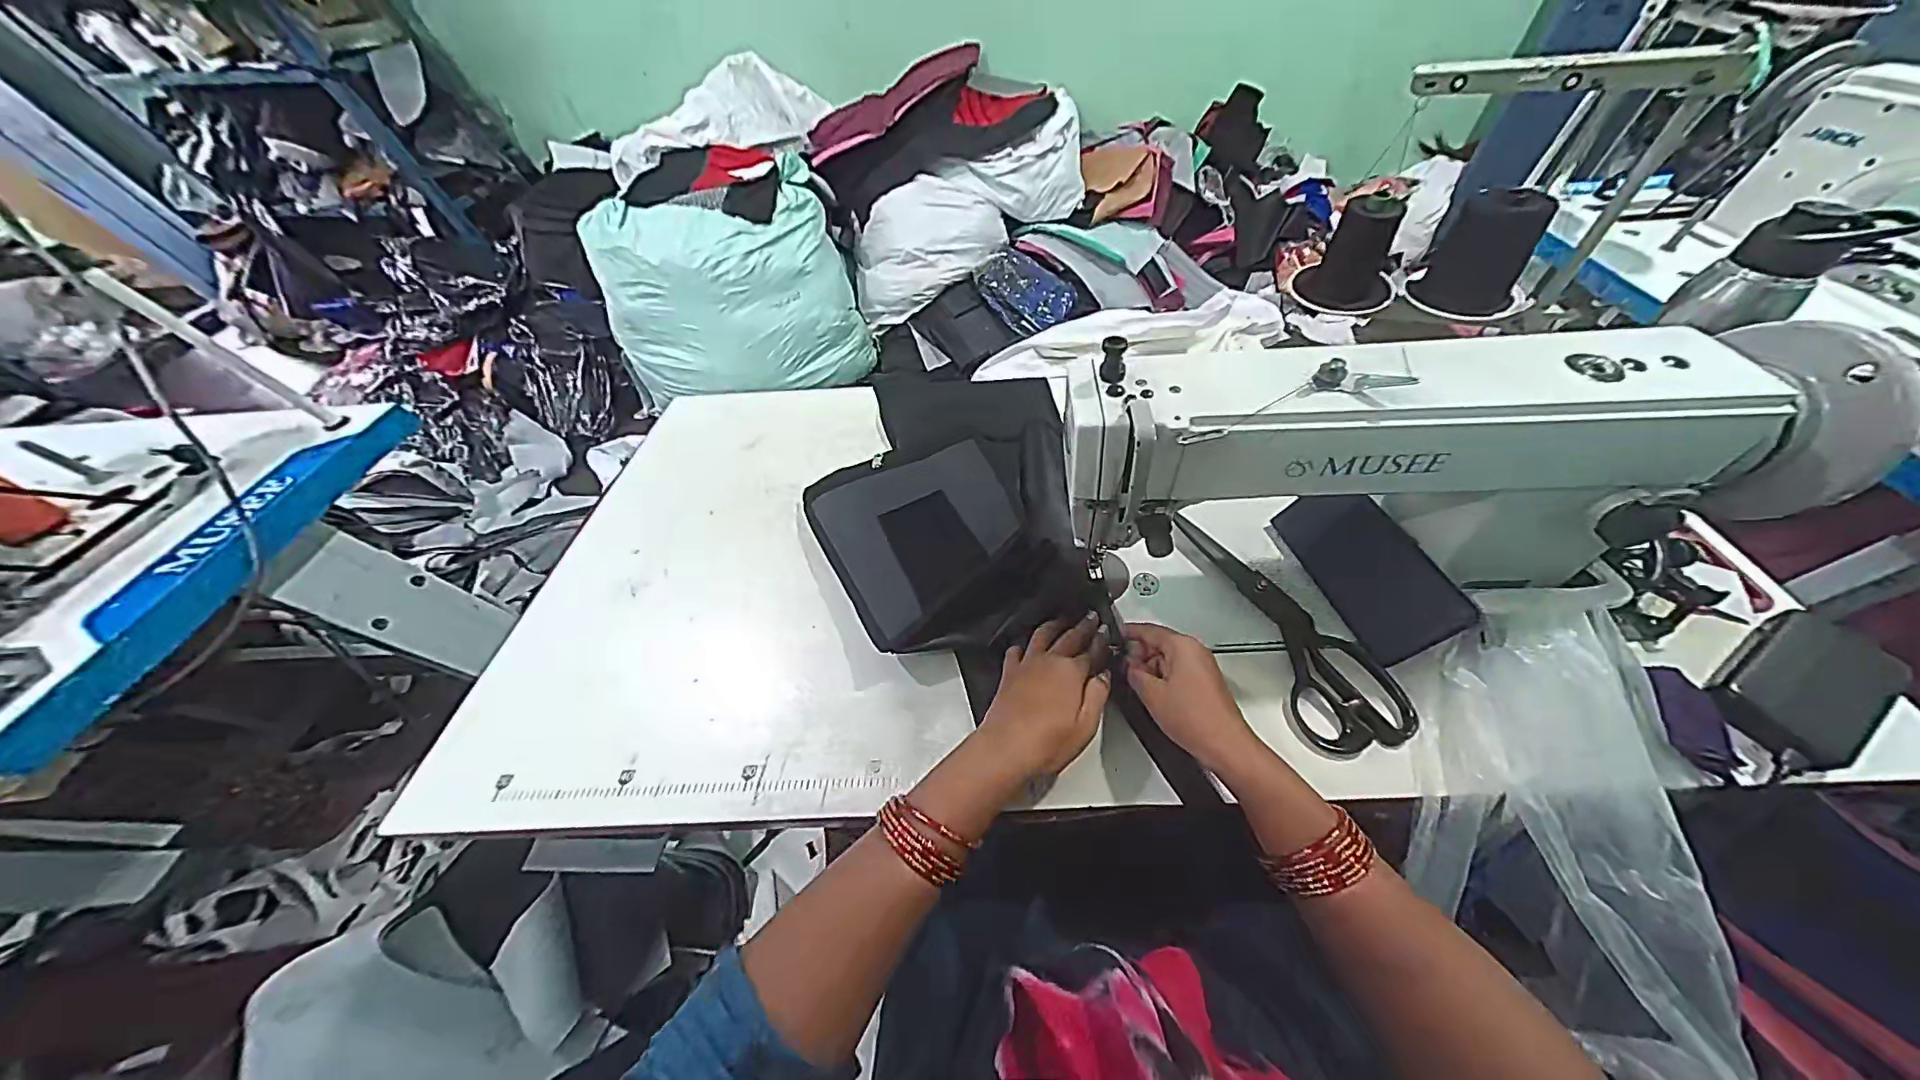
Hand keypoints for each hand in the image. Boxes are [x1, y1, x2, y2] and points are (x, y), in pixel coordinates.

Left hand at [977, 615, 1110, 780]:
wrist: (1006, 747)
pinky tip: (1024, 644)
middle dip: (1083, 625)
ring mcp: (1027, 665)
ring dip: (1055, 624)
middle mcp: (1049, 662)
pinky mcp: (1009, 674)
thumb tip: (1103, 678)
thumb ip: (1098, 696)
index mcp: (1071, 672)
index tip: (1106, 634)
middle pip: (1070, 636)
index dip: (1101, 641)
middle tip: (1090, 618)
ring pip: (1042, 635)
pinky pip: (1016, 649)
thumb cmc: (1044, 742)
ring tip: (1062, 619)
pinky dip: (1023, 643)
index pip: (1092, 651)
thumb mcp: (1086, 726)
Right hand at [1125, 623, 1259, 773]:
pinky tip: (1160, 700)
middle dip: (1141, 657)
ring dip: (1153, 671)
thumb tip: (1129, 666)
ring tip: (1145, 692)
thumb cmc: (1198, 720)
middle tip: (1126, 670)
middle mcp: (1196, 652)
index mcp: (1183, 646)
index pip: (1149, 630)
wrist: (1224, 744)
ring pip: (1169, 660)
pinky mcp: (1206, 683)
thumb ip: (1133, 673)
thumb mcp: (1150, 694)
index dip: (1129, 633)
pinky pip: (1179, 673)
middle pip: (1160, 644)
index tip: (1117, 637)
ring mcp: (1203, 667)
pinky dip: (1166, 681)